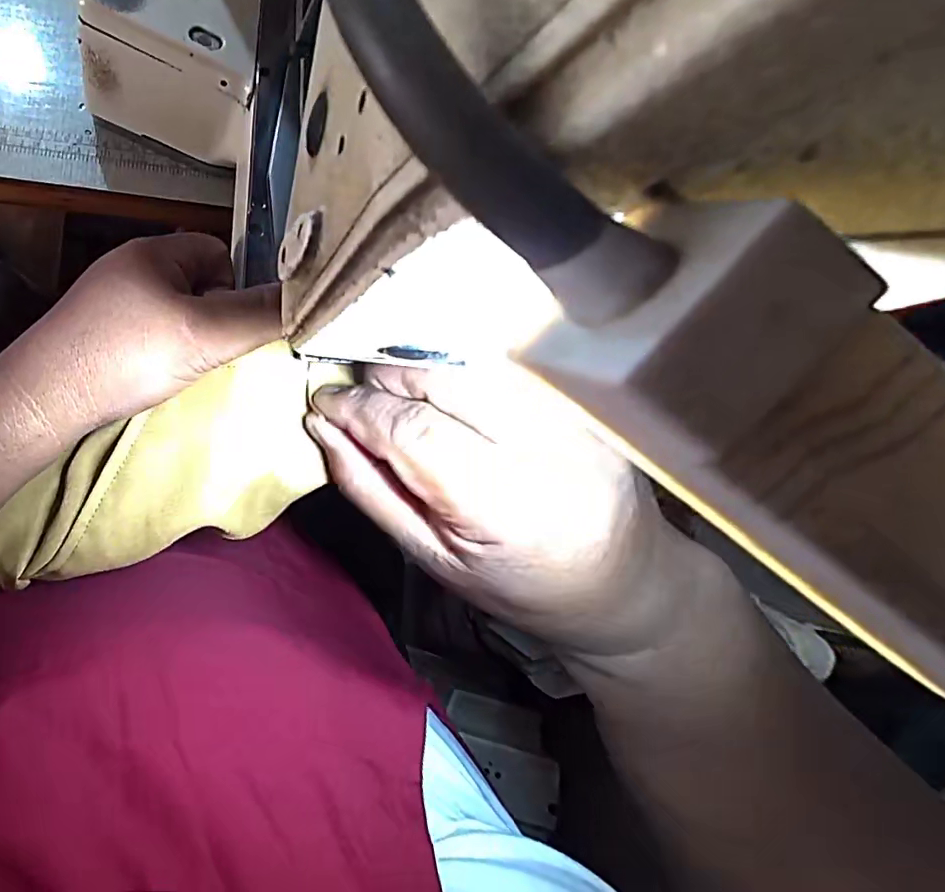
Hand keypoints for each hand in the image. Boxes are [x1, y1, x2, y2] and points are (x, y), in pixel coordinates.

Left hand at [0, 233, 280, 431]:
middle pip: (197, 280)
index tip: (232, 326)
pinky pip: (145, 327)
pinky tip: (149, 372)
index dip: (237, 287)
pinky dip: (155, 347)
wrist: (43, 399)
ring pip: (171, 307)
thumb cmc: (125, 357)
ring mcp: (107, 296)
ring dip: (184, 333)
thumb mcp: (204, 336)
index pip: (219, 252)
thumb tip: (310, 297)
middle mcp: (129, 264)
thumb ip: (260, 316)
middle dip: (211, 313)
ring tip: (176, 365)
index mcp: (154, 250)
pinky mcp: (93, 327)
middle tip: (208, 350)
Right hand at [307, 359, 718, 660]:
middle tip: (359, 402)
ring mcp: (568, 414)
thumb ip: (369, 488)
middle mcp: (541, 447)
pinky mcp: (577, 396)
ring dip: (414, 369)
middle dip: (381, 378)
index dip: (356, 408)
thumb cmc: (516, 586)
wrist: (623, 583)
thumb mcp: (431, 557)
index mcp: (501, 506)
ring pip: (464, 359)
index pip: (411, 428)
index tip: (322, 403)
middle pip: (436, 376)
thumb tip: (321, 428)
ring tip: (398, 398)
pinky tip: (444, 394)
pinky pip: (496, 361)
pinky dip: (454, 370)